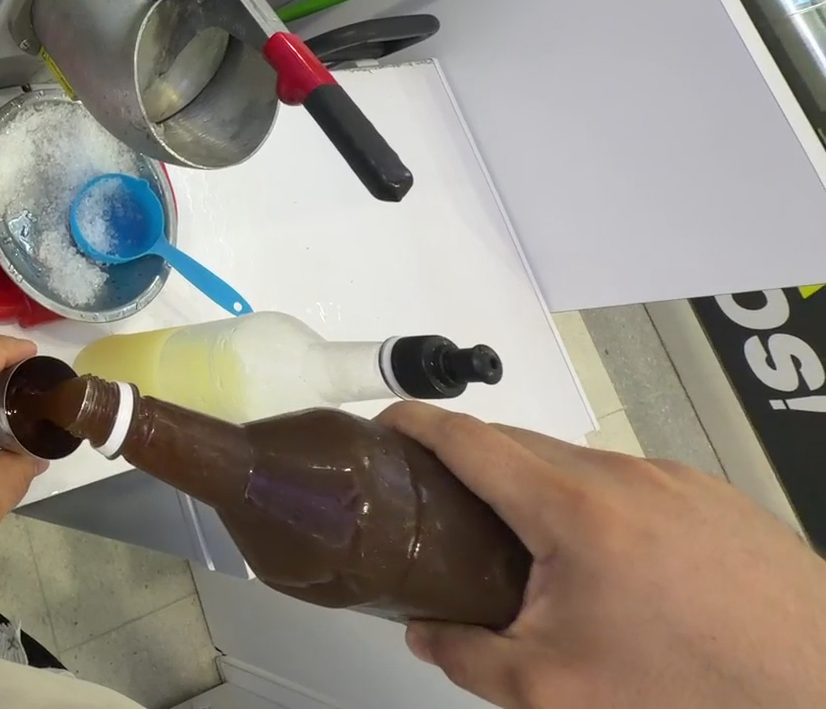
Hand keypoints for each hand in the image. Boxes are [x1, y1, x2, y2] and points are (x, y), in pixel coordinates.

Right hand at [381, 401, 825, 707]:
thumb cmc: (706, 697)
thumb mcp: (557, 691)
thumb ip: (466, 656)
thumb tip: (423, 633)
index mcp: (572, 509)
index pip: (462, 434)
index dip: (409, 420)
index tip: (382, 426)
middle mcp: (622, 477)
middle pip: (510, 439)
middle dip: (465, 460)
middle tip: (445, 504)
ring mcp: (677, 481)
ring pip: (568, 456)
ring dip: (532, 481)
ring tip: (534, 543)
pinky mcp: (720, 497)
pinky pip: (627, 476)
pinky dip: (593, 497)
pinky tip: (611, 556)